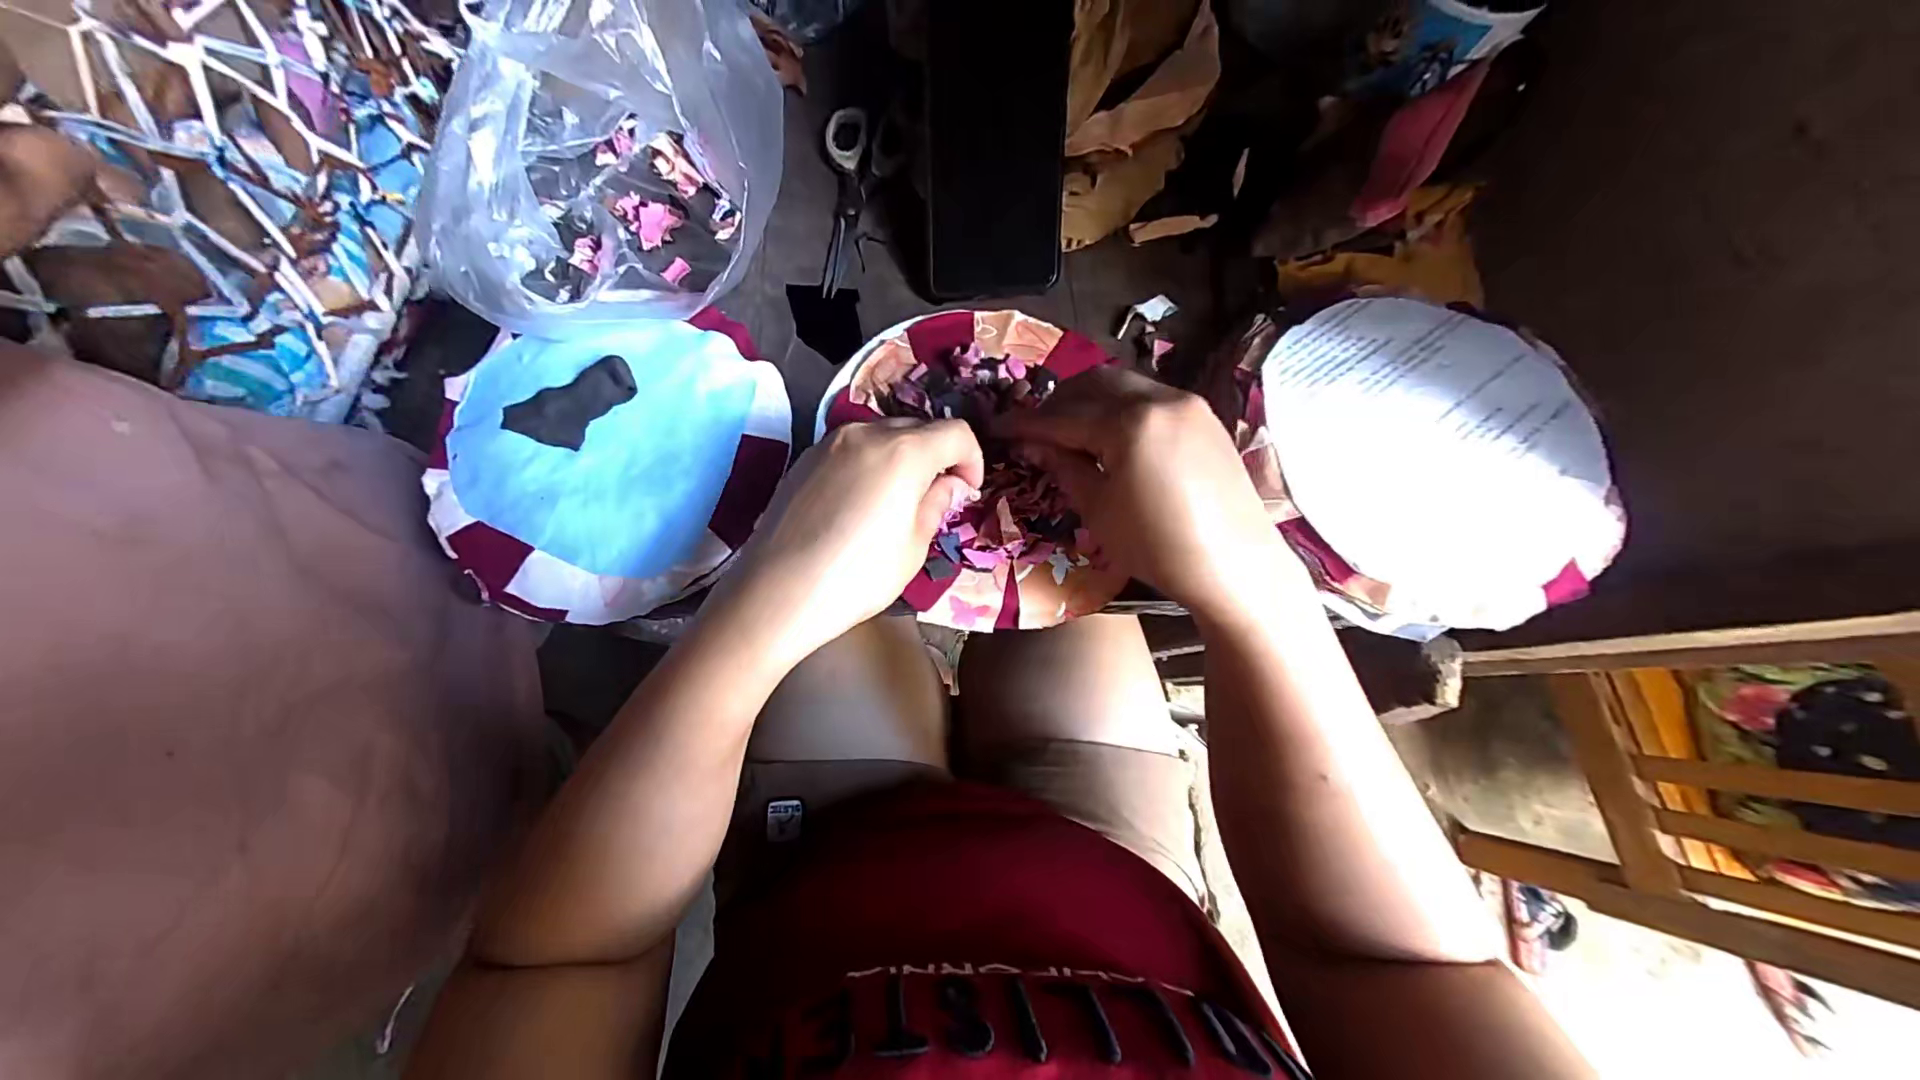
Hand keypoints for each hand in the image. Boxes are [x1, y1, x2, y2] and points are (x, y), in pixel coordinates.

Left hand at [705, 418, 983, 669]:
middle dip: (937, 456)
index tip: (968, 489)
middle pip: (918, 428)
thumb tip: (949, 482)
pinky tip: (861, 502)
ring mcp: (830, 442)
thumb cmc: (857, 577)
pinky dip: (870, 463)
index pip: (956, 432)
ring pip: (882, 435)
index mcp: (904, 452)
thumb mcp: (913, 548)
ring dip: (902, 457)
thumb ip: (936, 504)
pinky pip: (852, 448)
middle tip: (937, 496)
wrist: (777, 592)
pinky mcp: (805, 458)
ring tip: (898, 500)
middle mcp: (867, 433)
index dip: (972, 458)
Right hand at [999, 366, 1310, 625]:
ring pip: (1124, 383)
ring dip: (1089, 399)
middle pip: (1093, 383)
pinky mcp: (1204, 416)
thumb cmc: (1158, 547)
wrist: (1236, 567)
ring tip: (1070, 431)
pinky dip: (1121, 406)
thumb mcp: (1099, 510)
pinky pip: (1150, 396)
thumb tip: (1034, 445)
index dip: (1026, 423)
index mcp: (1130, 423)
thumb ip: (1064, 467)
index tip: (1000, 428)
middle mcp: (1160, 398)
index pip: (1064, 416)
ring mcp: (1187, 404)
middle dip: (1058, 402)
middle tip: (1035, 430)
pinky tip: (1110, 435)